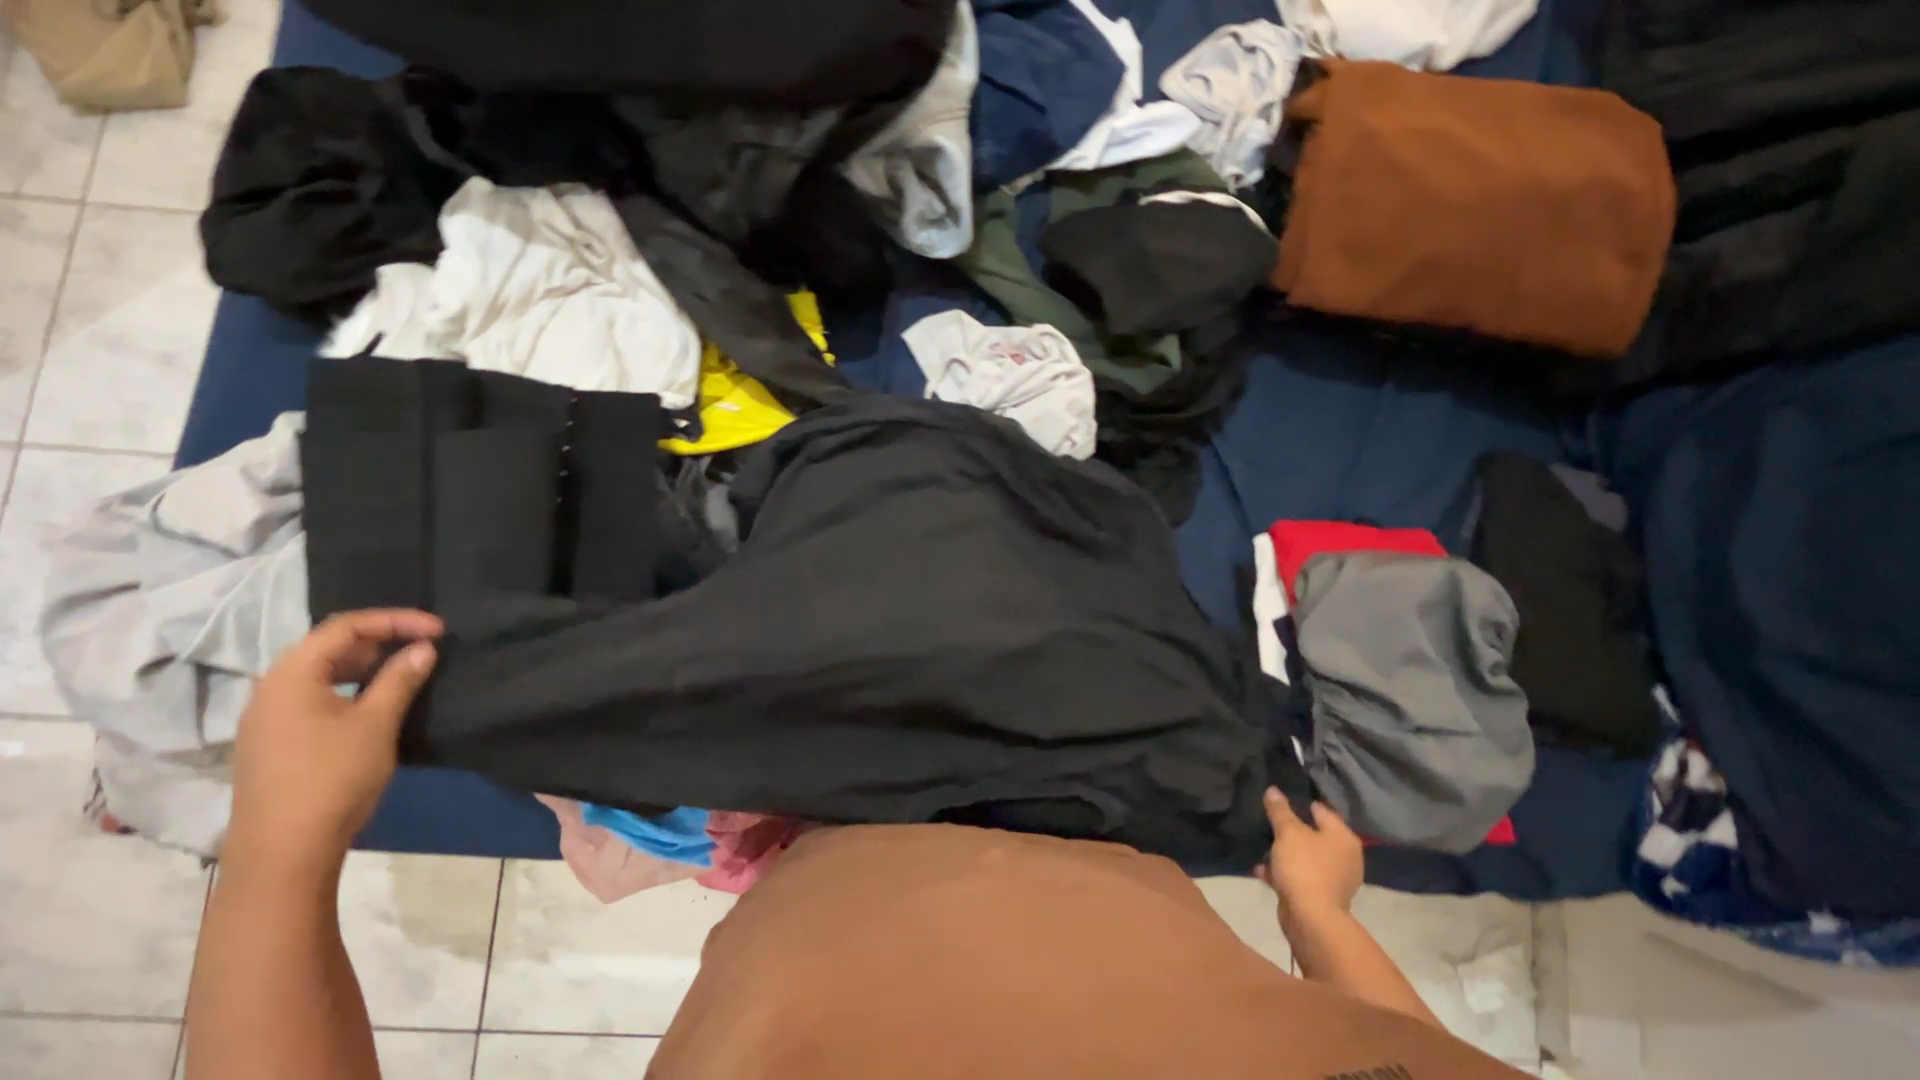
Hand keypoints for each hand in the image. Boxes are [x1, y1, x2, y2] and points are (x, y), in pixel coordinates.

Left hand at [227, 610, 442, 872]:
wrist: (283, 850)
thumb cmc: (333, 777)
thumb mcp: (376, 724)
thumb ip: (399, 679)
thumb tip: (423, 648)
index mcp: (291, 675)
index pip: (345, 627)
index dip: (394, 621)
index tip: (438, 630)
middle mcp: (271, 688)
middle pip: (328, 646)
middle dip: (379, 640)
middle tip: (423, 647)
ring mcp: (267, 718)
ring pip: (320, 673)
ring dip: (364, 666)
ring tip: (404, 671)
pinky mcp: (273, 742)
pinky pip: (313, 697)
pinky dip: (347, 689)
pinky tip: (373, 704)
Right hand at [1255, 788, 1363, 926]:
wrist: (1310, 917)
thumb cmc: (1304, 867)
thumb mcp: (1288, 833)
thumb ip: (1280, 811)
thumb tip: (1273, 790)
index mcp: (1344, 838)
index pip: (1322, 811)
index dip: (1302, 804)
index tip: (1281, 801)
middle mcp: (1345, 857)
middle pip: (1315, 836)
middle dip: (1291, 831)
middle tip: (1270, 823)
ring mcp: (1335, 879)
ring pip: (1306, 858)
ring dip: (1286, 854)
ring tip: (1263, 847)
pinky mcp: (1322, 896)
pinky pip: (1301, 877)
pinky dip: (1285, 873)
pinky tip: (1263, 870)